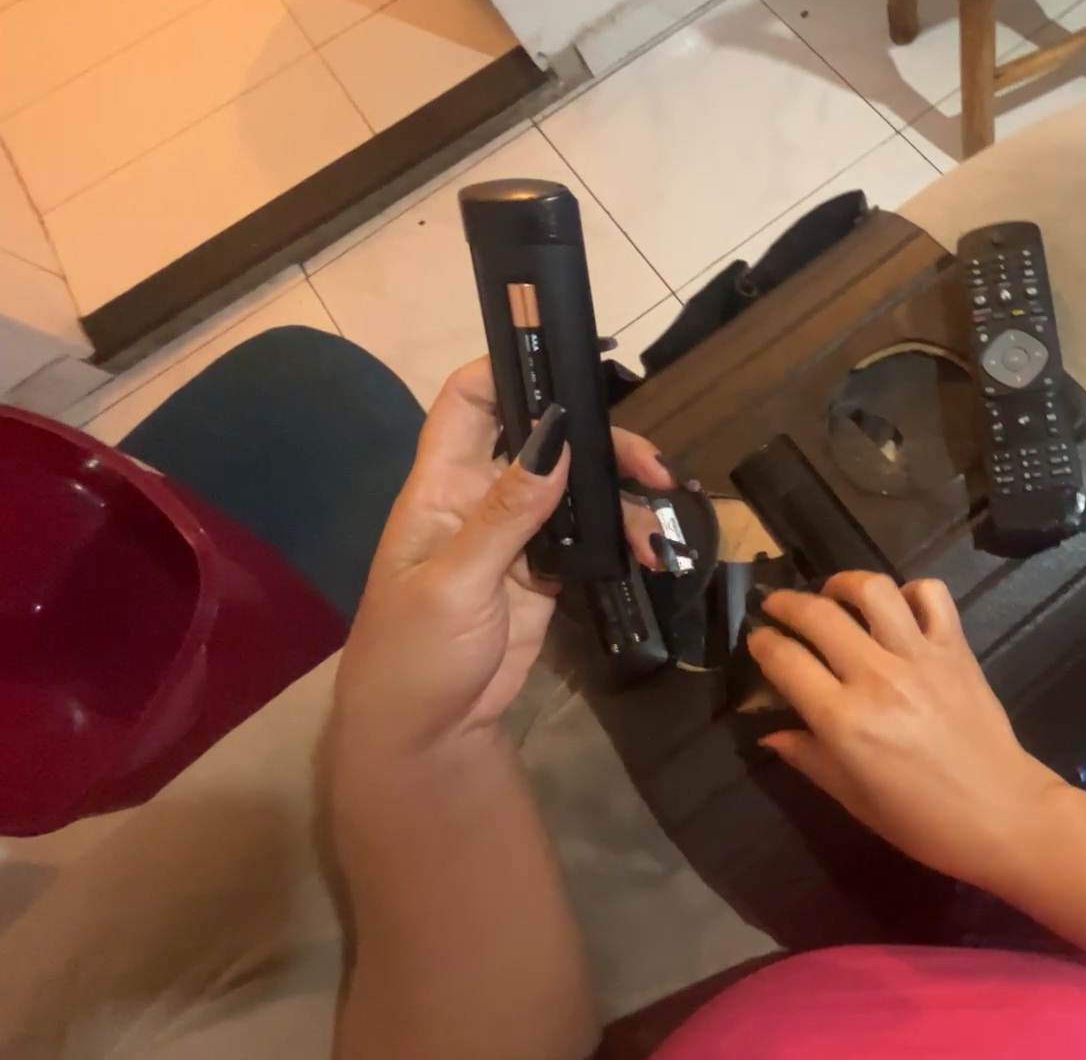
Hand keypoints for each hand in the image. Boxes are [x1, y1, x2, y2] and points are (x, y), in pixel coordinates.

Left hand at [331, 358, 672, 760]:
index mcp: (442, 489)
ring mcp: (521, 536)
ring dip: (623, 500)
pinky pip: (595, 539)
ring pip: (581, 492)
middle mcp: (485, 500)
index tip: (568, 366)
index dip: (510, 372)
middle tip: (652, 466)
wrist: (431, 731)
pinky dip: (626, 541)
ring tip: (658, 525)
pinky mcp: (549, 571)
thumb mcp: (454, 583)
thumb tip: (554, 443)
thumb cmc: (414, 655)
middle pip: (548, 445)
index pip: (470, 405)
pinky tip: (649, 554)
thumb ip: (507, 514)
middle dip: (602, 446)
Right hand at [749, 572, 1067, 886]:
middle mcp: (878, 677)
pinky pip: (933, 595)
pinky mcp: (957, 648)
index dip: (762, 643)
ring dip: (844, 583)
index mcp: (845, 721)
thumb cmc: (921, 819)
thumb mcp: (853, 797)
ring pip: (874, 591)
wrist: (1001, 813)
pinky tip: (899, 607)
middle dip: (787, 603)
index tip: (757, 638)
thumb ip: (808, 757)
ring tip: (834, 593)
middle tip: (778, 606)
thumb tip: (770, 732)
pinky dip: (911, 591)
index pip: (786, 661)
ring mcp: (921, 656)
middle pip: (819, 615)